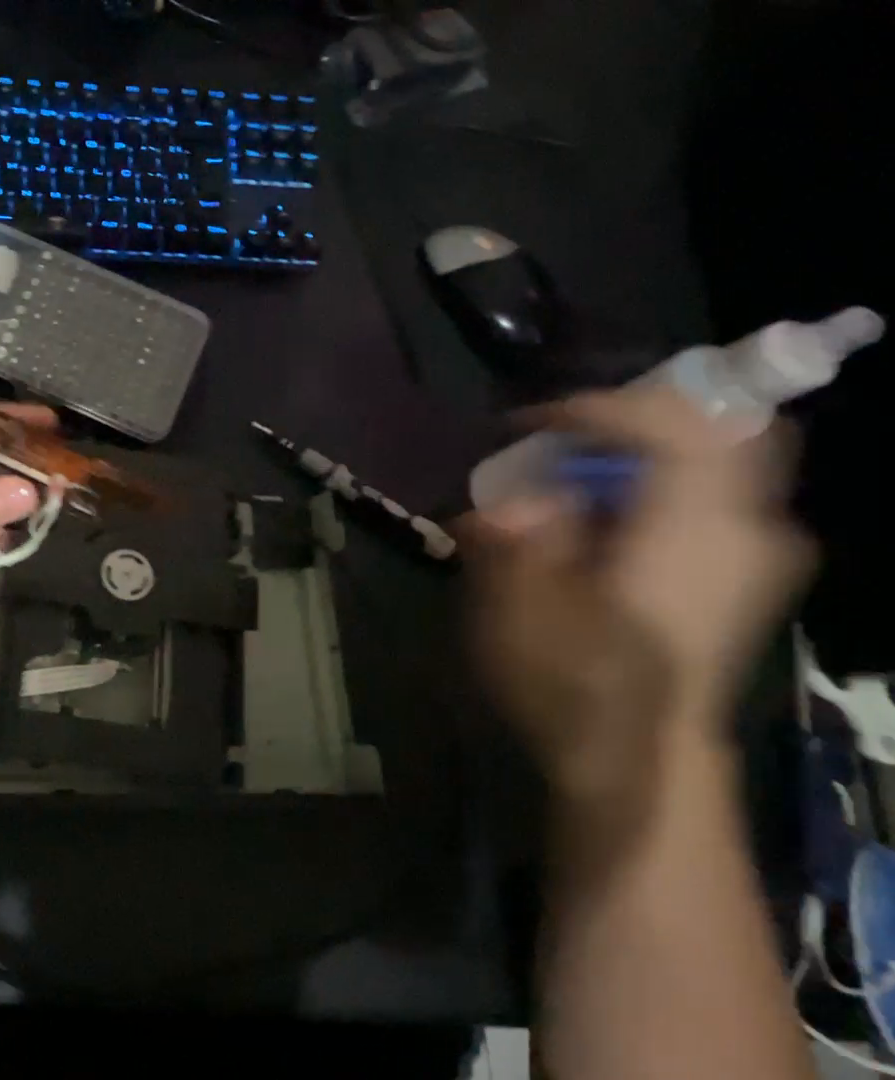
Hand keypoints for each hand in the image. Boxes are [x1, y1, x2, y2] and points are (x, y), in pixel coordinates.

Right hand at [466, 386, 813, 800]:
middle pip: (721, 428)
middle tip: (564, 436)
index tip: (528, 426)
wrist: (640, 762)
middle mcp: (749, 528)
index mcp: (695, 532)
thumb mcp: (517, 615)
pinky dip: (660, 483)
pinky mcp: (747, 573)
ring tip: (570, 476)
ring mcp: (760, 552)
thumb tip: (513, 501)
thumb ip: (517, 540)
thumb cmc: (575, 687)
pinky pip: (716, 493)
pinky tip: (603, 518)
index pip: (676, 424)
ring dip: (644, 451)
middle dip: (639, 417)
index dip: (598, 407)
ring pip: (721, 458)